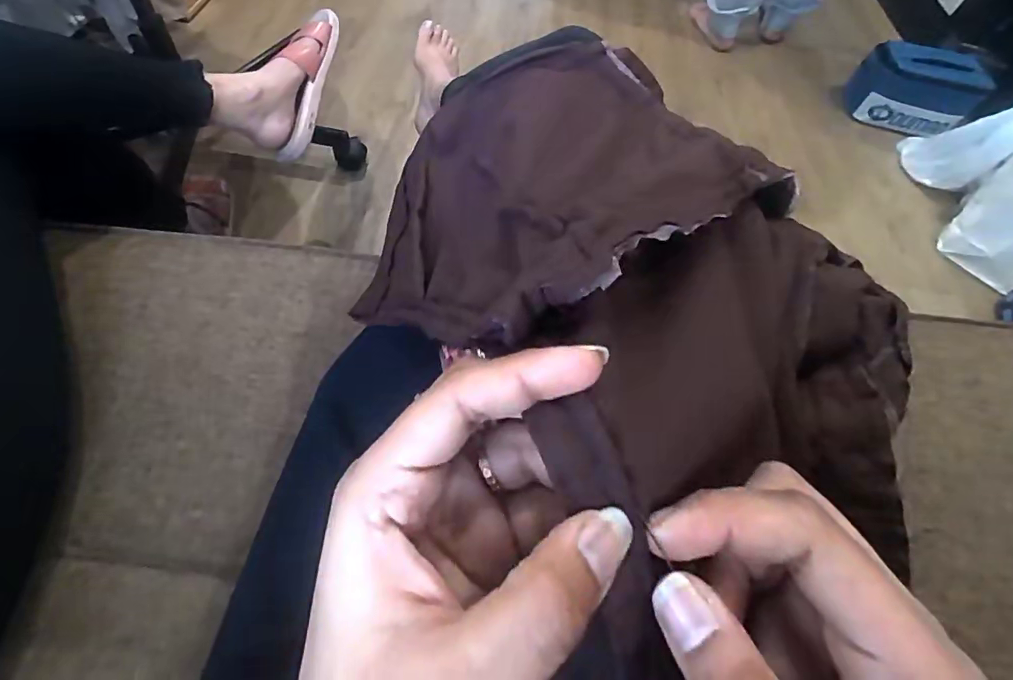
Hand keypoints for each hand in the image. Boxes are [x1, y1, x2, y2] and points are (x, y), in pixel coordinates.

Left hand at [302, 346, 633, 679]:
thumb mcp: (466, 668)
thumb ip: (547, 598)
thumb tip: (616, 521)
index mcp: (383, 487)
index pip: (455, 401)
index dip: (523, 373)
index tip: (593, 363)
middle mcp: (417, 486)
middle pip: (490, 419)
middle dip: (553, 410)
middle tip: (622, 404)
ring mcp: (454, 518)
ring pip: (520, 460)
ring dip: (572, 459)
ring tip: (630, 457)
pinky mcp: (484, 553)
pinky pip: (537, 508)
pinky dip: (576, 505)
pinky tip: (615, 502)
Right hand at [648, 462, 982, 679]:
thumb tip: (670, 587)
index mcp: (911, 649)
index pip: (812, 529)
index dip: (728, 515)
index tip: (655, 535)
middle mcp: (890, 616)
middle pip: (799, 509)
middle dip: (725, 530)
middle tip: (675, 585)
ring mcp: (862, 626)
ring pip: (779, 537)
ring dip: (723, 564)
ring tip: (701, 632)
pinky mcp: (838, 645)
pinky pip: (773, 583)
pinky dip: (731, 593)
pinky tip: (718, 637)